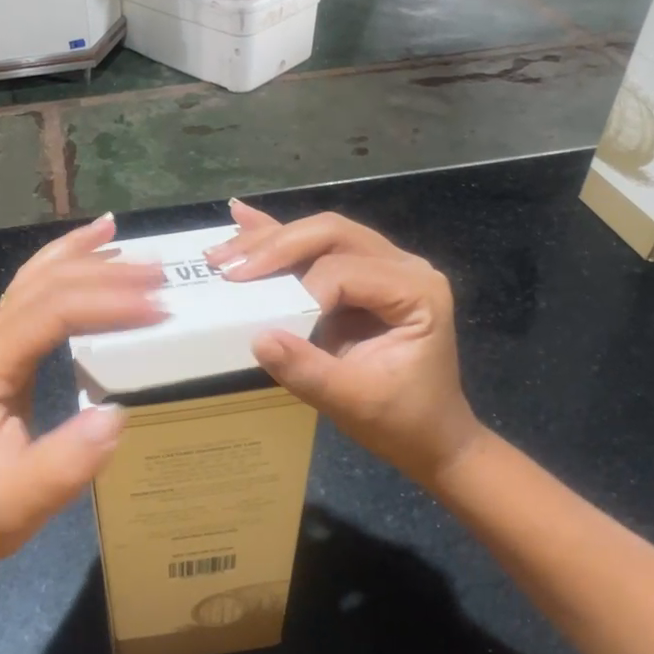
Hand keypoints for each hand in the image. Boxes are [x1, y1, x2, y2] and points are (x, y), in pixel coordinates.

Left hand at [0, 214, 166, 575]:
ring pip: (40, 276)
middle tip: (162, 273)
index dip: (106, 305)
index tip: (159, 310)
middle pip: (48, 284)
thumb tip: (117, 414)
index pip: (52, 313)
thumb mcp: (23, 497)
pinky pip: (37, 289)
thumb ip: (66, 460)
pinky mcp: (7, 345)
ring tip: (132, 242)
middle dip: (105, 273)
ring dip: (86, 257)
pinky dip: (67, 261)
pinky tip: (94, 246)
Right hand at [204, 200, 483, 487]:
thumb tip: (259, 338)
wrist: (432, 438)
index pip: (344, 271)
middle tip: (229, 271)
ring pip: (320, 233)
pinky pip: (318, 246)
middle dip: (275, 247)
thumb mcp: (354, 402)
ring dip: (268, 241)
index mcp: (416, 291)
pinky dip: (277, 234)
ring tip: (220, 255)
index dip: (299, 291)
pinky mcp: (361, 273)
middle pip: (331, 233)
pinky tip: (241, 215)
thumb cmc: (403, 421)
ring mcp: (384, 264)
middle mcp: (403, 265)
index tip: (263, 322)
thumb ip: (308, 370)